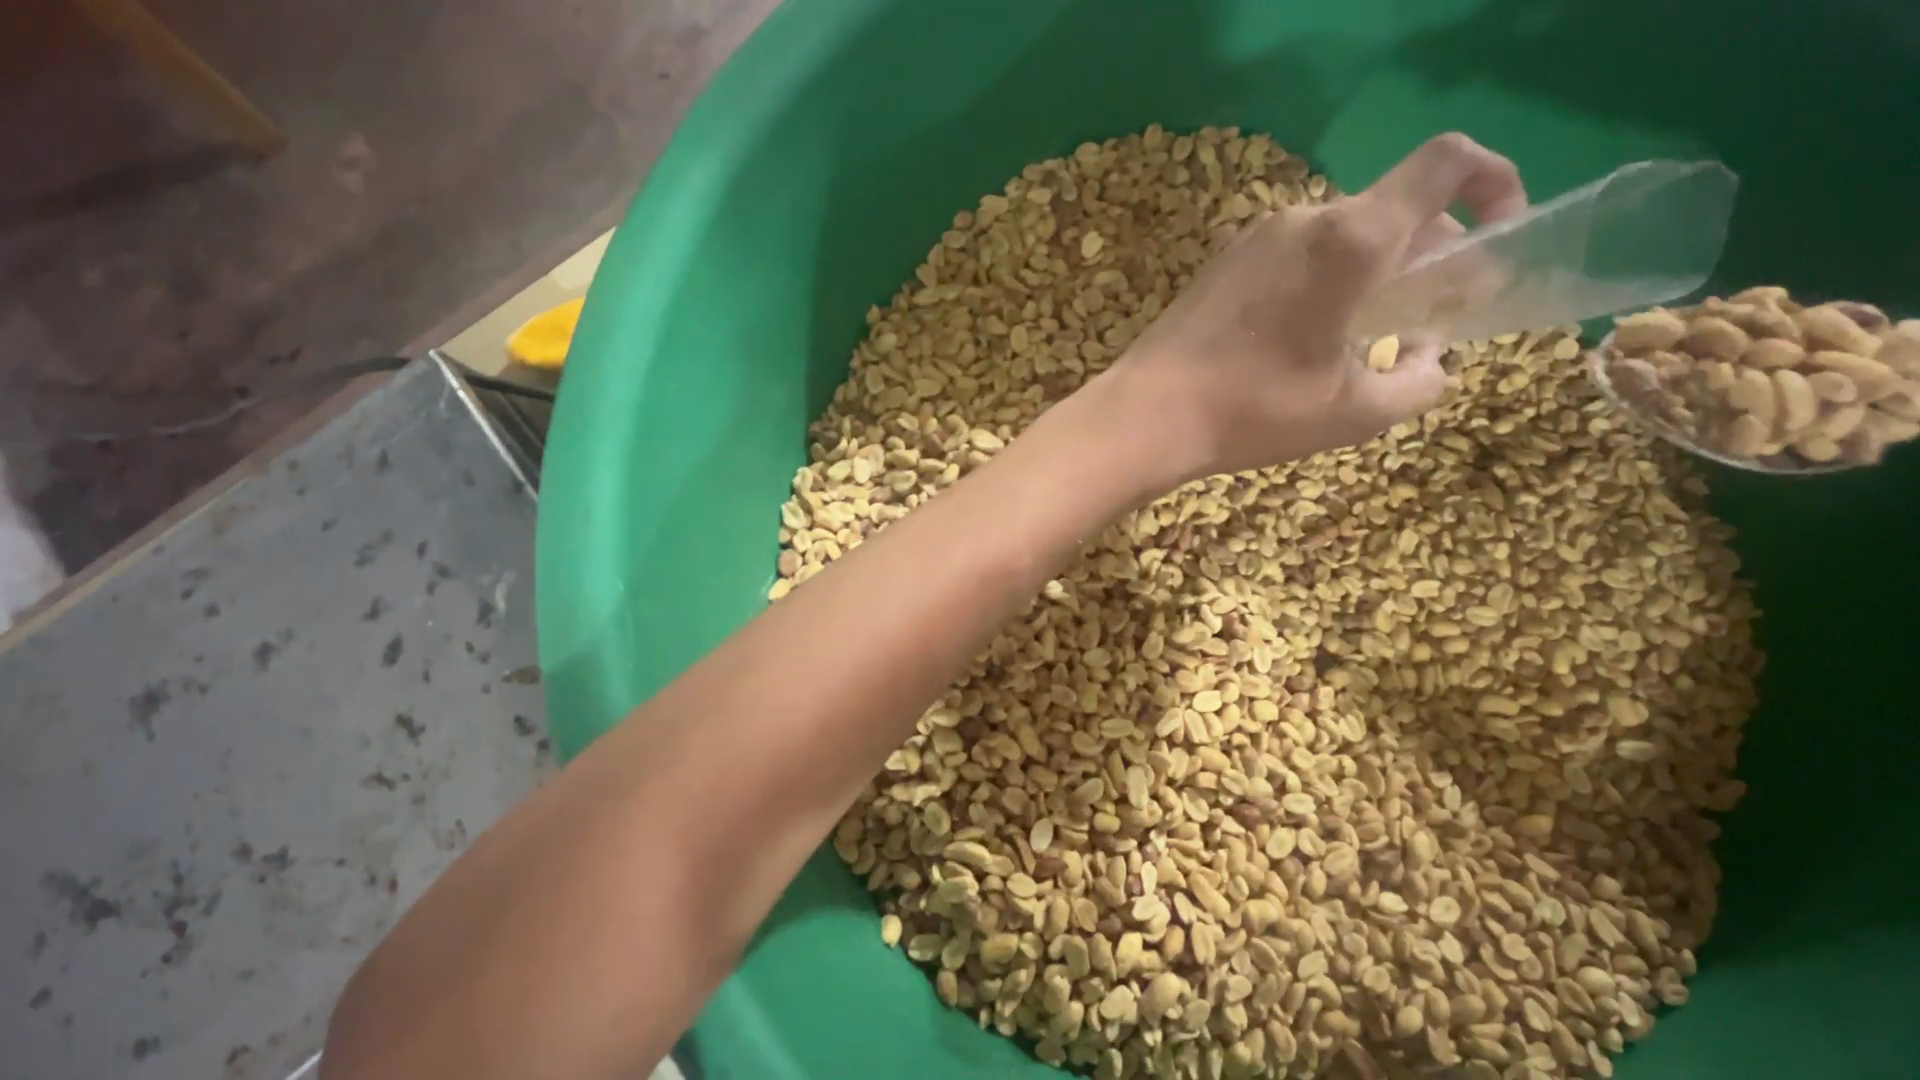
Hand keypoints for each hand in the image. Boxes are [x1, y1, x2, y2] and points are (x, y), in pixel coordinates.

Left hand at [1104, 133, 1527, 484]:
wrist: (1147, 414)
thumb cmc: (1254, 412)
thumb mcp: (1355, 412)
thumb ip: (1420, 382)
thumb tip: (1435, 360)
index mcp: (1351, 239)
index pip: (1447, 163)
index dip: (1495, 182)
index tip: (1502, 235)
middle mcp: (1305, 218)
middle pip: (1395, 209)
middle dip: (1434, 254)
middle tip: (1436, 317)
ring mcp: (1258, 235)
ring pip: (1346, 233)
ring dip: (1379, 270)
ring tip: (1375, 335)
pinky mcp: (1227, 259)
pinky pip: (1300, 251)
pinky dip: (1331, 276)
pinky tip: (1315, 334)